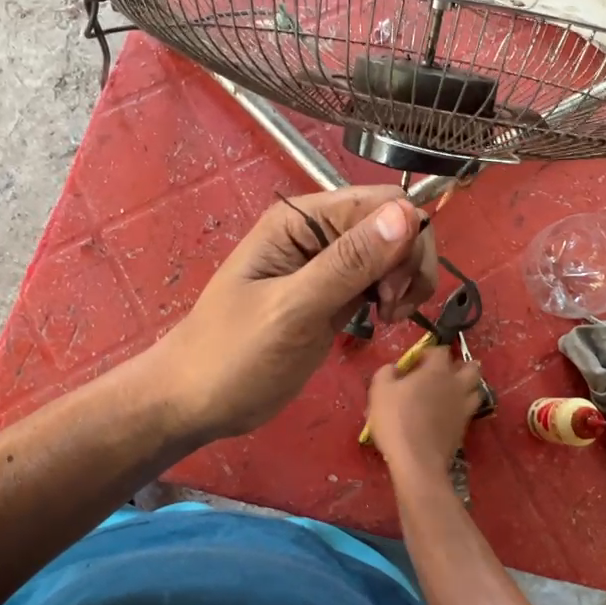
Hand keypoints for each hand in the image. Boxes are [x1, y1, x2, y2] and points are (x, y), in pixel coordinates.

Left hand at [153, 186, 437, 440]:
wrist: (197, 401)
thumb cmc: (233, 354)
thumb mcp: (292, 309)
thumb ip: (348, 262)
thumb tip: (406, 214)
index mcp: (301, 219)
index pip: (380, 202)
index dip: (403, 238)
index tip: (395, 288)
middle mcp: (318, 231)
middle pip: (394, 224)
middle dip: (408, 261)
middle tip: (392, 308)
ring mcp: (329, 262)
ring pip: (395, 251)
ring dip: (406, 280)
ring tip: (389, 316)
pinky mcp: (337, 292)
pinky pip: (383, 277)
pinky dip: (395, 295)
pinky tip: (385, 318)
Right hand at [367, 345, 485, 478]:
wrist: (417, 459)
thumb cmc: (396, 420)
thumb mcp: (380, 391)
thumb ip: (387, 372)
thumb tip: (394, 368)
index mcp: (436, 371)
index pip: (442, 351)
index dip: (430, 352)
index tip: (416, 362)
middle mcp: (456, 385)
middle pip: (471, 367)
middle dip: (460, 365)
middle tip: (444, 372)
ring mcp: (464, 407)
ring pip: (477, 389)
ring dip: (468, 385)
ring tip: (453, 390)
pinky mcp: (464, 427)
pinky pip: (470, 410)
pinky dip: (464, 407)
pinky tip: (451, 412)